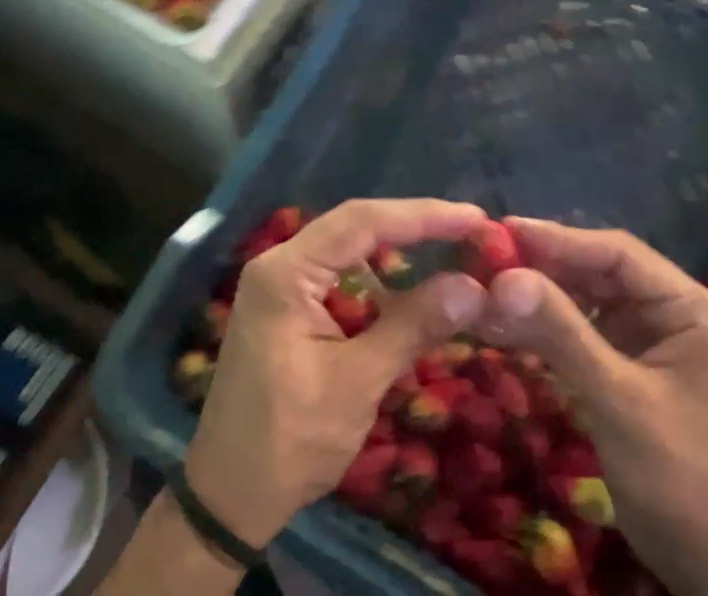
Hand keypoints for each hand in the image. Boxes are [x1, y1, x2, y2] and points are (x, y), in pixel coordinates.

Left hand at [184, 199, 490, 548]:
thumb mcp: (358, 381)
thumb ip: (413, 326)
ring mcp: (281, 290)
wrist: (232, 493)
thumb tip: (473, 286)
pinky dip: (379, 293)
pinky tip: (416, 303)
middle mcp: (279, 267)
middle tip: (473, 236)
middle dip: (415, 232)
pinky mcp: (289, 314)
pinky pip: (341, 286)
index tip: (475, 219)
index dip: (422, 215)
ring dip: (399, 264)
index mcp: (285, 272)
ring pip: (350, 258)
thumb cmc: (290, 438)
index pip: (360, 221)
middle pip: (355, 231)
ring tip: (455, 262)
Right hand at [481, 218, 707, 595]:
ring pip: (582, 300)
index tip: (501, 231)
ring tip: (480, 288)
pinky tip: (499, 324)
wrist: (704, 558)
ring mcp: (645, 341)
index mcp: (691, 309)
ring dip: (535, 296)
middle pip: (597, 272)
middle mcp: (670, 314)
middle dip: (541, 266)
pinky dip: (540, 328)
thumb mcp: (617, 398)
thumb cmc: (677, 475)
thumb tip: (502, 279)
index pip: (618, 254)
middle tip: (481, 259)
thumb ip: (562, 334)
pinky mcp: (623, 367)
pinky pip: (576, 332)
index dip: (559, 238)